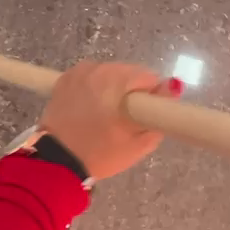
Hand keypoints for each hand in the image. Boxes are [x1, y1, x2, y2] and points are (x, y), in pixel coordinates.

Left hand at [37, 62, 179, 179]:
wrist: (56, 161)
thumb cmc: (100, 153)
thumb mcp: (139, 142)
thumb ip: (160, 115)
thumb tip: (172, 88)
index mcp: (118, 80)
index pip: (149, 78)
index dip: (152, 97)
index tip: (144, 116)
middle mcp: (98, 69)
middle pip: (128, 73)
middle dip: (131, 92)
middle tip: (124, 119)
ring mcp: (79, 72)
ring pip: (108, 73)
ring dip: (111, 88)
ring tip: (105, 115)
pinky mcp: (64, 79)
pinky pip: (88, 77)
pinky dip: (93, 88)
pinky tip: (89, 108)